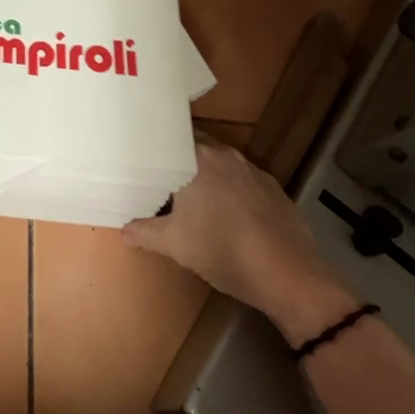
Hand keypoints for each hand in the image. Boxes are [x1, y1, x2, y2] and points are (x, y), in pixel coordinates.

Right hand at [124, 142, 359, 344]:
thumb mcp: (175, 245)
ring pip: (220, 163)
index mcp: (198, 158)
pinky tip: (226, 213)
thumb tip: (124, 230)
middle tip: (159, 178)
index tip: (138, 158)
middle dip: (177, 160)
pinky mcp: (274, 189)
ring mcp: (253, 170)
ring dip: (204, 175)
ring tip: (189, 196)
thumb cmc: (224, 251)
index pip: (168, 138)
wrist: (291, 276)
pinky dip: (229, 189)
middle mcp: (225, 155)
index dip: (153, 147)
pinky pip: (241, 179)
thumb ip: (144, 232)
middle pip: (194, 147)